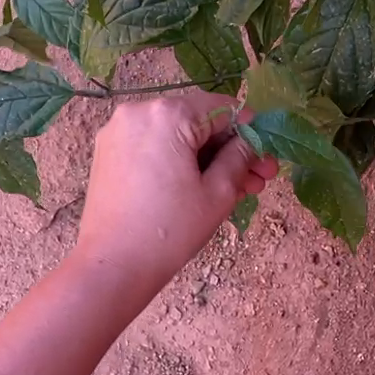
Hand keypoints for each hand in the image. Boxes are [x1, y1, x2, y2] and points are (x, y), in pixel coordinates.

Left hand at [72, 91, 277, 293]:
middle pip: (198, 123)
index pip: (222, 109)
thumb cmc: (172, 229)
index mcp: (168, 114)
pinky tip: (201, 189)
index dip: (249, 132)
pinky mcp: (109, 153)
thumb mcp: (218, 192)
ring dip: (208, 160)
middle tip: (259, 180)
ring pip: (177, 138)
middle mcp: (138, 112)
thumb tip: (249, 141)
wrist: (114, 265)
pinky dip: (180, 163)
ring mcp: (119, 132)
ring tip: (237, 191)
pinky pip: (156, 148)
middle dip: (230, 151)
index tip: (266, 157)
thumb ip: (239, 157)